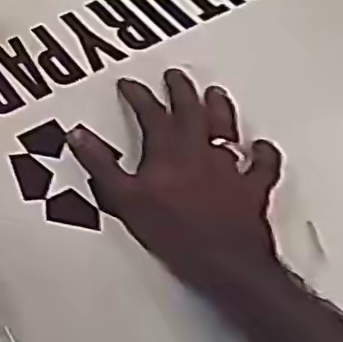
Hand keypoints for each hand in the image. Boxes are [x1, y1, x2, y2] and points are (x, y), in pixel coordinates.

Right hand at [67, 69, 284, 293]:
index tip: (130, 85)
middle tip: (175, 76)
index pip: (152, 115)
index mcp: (169, 154)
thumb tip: (79, 136)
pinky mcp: (252, 191)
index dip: (139, 97)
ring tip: (214, 94)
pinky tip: (261, 146)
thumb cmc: (173, 232)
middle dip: (182, 92)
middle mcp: (202, 155)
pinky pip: (262, 166)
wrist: (225, 265)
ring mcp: (231, 171)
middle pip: (192, 114)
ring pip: (225, 130)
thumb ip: (100, 163)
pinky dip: (263, 153)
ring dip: (219, 109)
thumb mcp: (122, 197)